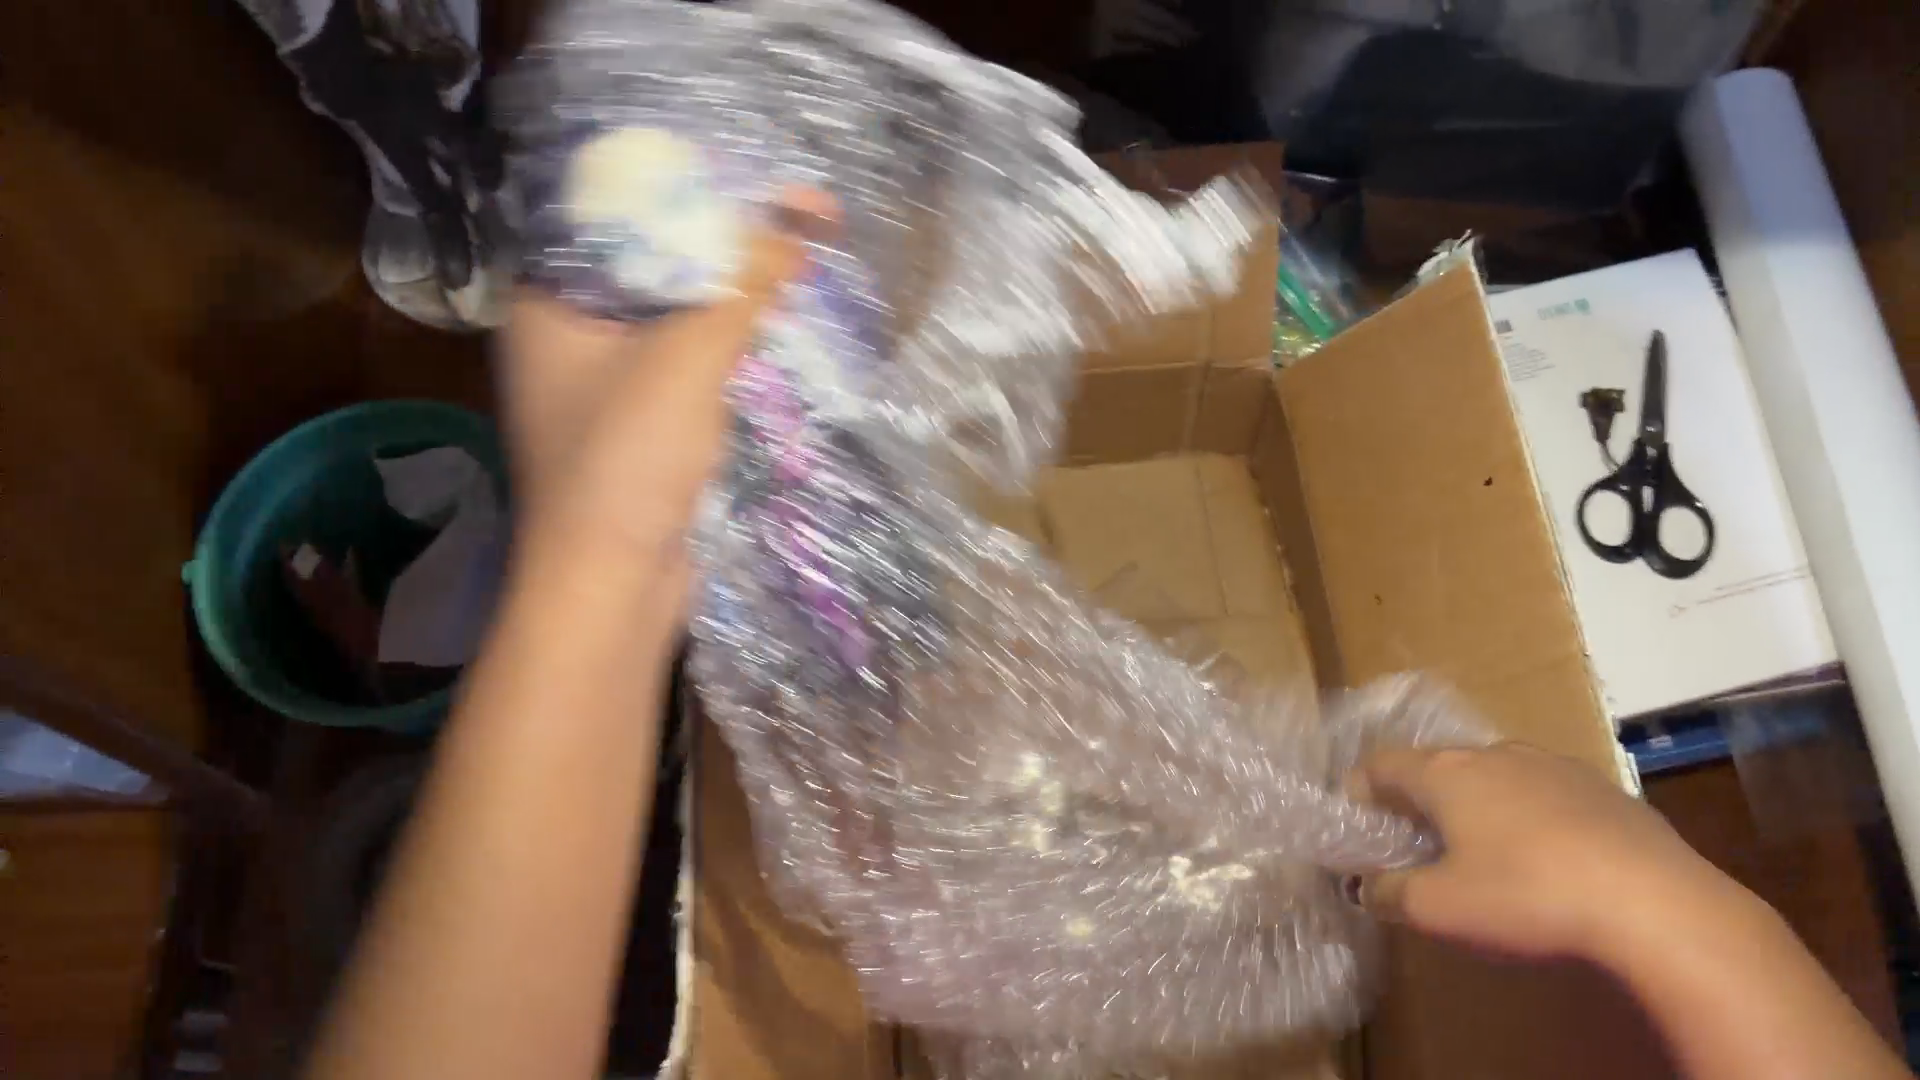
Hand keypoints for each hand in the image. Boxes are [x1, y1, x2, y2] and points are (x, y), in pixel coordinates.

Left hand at [498, 193, 831, 570]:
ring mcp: (612, 382)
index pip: (629, 214)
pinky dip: (738, 346)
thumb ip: (741, 285)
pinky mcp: (648, 423)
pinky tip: (784, 326)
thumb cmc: (627, 462)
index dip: (704, 192)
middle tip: (805, 220)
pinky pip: (697, 364)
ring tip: (805, 262)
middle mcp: (574, 332)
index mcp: (552, 299)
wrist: (615, 585)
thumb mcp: (687, 358)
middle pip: (662, 263)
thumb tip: (800, 228)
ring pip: (685, 317)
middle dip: (734, 244)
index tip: (769, 187)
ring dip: (742, 296)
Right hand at [1353, 743, 1746, 966]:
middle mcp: (1490, 754)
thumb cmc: (1528, 896)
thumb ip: (1389, 892)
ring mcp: (1551, 765)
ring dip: (1476, 803)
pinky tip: (1549, 858)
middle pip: (1435, 765)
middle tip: (1418, 841)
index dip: (1360, 788)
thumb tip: (1364, 885)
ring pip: (1492, 775)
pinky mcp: (1604, 787)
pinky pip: (1543, 792)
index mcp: (1443, 773)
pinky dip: (1529, 814)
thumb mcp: (1440, 909)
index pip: (1379, 763)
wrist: (1662, 907)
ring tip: (1485, 849)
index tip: (1361, 821)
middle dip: (1418, 798)